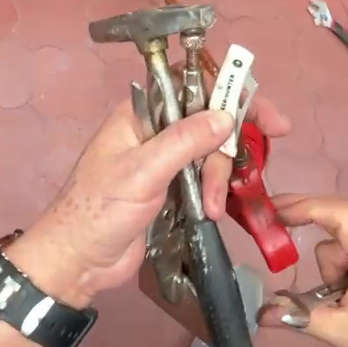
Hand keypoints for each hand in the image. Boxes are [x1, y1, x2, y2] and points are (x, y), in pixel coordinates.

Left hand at [8, 95, 289, 308]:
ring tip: (212, 207)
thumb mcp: (142, 172)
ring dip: (220, 175)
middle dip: (234, 138)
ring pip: (212, 150)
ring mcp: (167, 159)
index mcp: (142, 113)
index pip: (192, 84)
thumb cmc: (99, 210)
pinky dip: (216, 190)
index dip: (229, 90)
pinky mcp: (174, 188)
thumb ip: (184, 141)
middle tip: (269, 148)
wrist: (78, 262)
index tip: (260, 110)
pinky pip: (206, 176)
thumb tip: (227, 116)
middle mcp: (157, 130)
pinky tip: (215, 210)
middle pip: (210, 117)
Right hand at [258, 196, 347, 346]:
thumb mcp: (340, 332)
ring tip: (339, 305)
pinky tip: (346, 300)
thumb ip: (300, 317)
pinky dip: (341, 271)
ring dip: (330, 269)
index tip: (277, 210)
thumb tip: (262, 313)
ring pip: (344, 247)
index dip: (306, 205)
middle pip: (337, 227)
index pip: (339, 213)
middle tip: (274, 229)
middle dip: (308, 228)